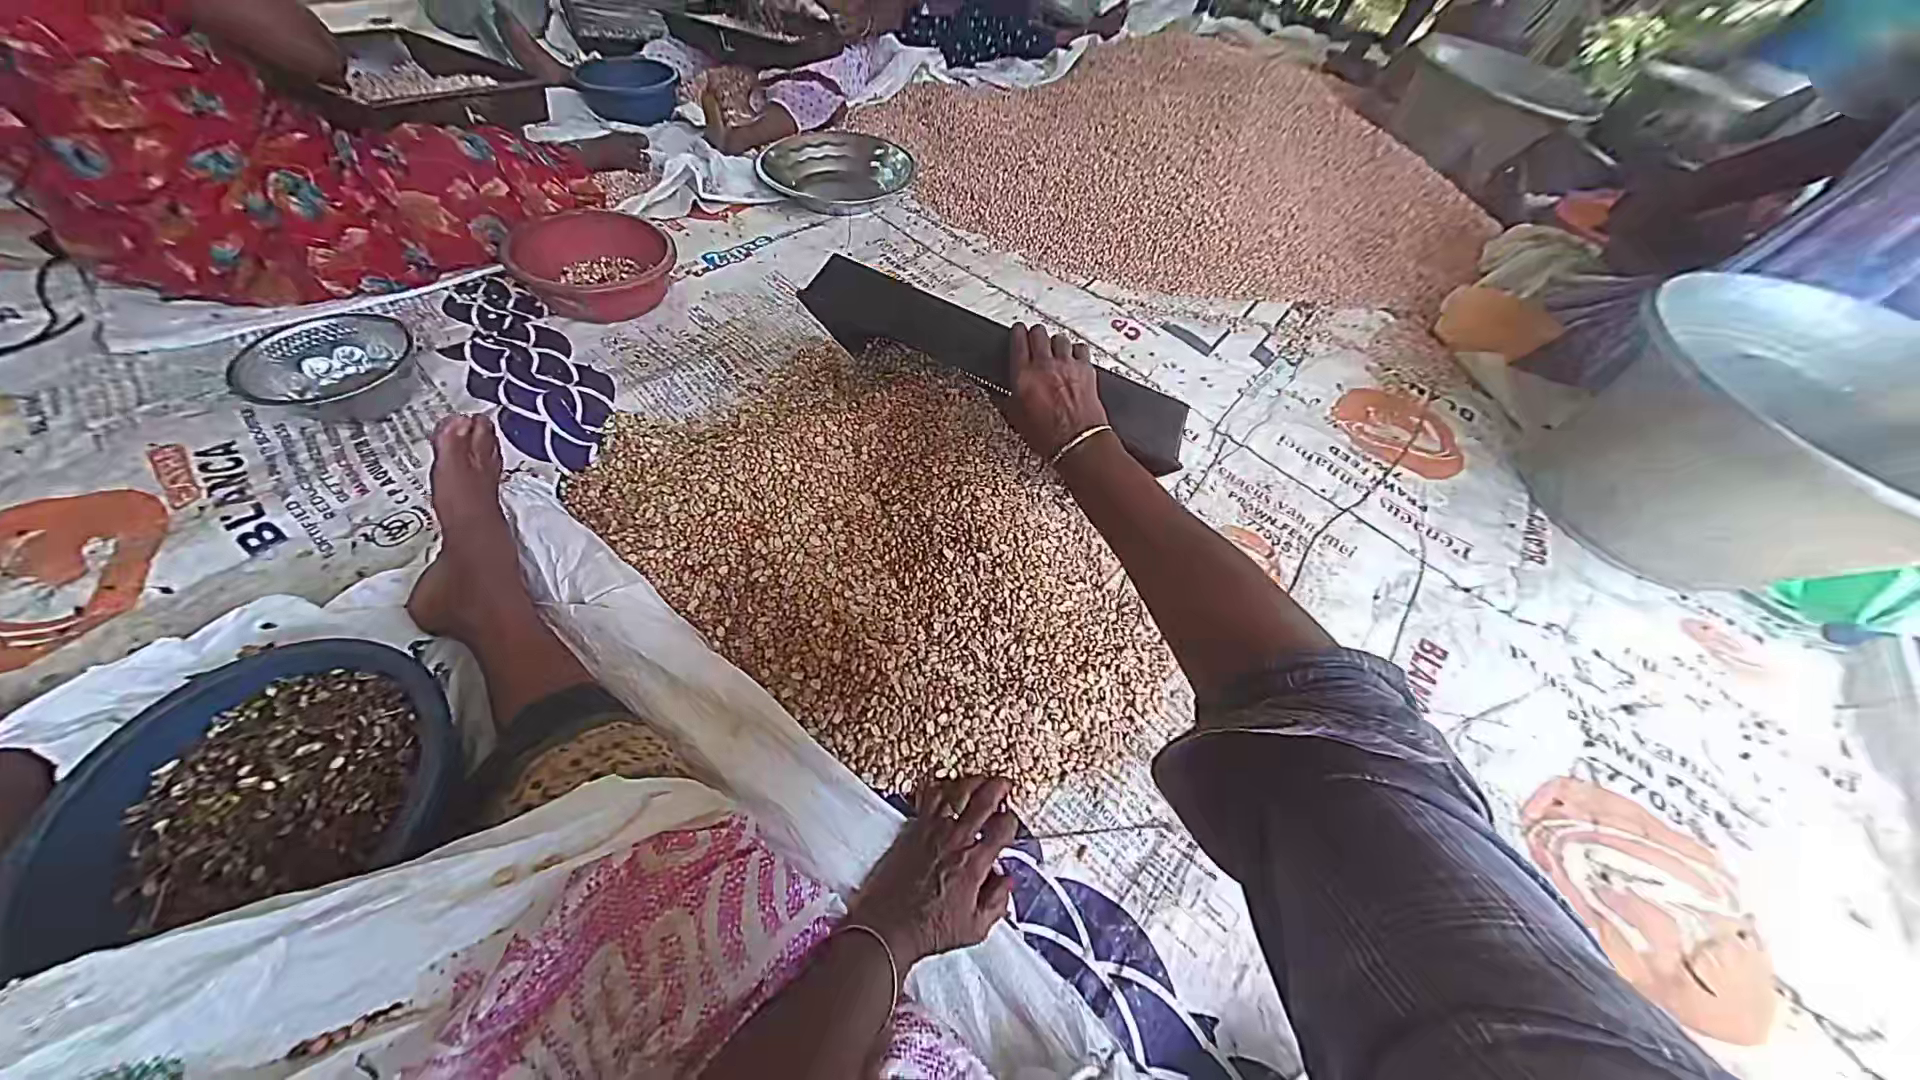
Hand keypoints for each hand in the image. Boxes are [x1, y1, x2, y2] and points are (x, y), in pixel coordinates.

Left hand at [846, 776, 1018, 966]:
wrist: (888, 926)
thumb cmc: (928, 929)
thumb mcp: (975, 928)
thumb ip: (997, 902)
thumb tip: (1006, 882)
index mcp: (974, 862)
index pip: (1004, 827)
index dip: (1012, 820)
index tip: (1011, 823)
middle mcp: (956, 839)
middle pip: (984, 798)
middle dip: (1000, 787)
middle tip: (1005, 784)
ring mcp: (933, 829)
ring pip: (958, 790)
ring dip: (974, 781)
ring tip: (981, 780)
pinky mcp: (914, 827)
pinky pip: (930, 795)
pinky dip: (942, 786)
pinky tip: (947, 786)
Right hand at [1001, 324, 1109, 460]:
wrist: (1077, 442)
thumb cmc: (1047, 435)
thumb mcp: (1016, 419)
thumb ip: (1005, 400)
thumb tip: (996, 393)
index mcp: (1023, 376)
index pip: (1018, 340)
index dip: (1017, 333)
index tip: (1018, 331)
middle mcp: (1045, 365)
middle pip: (1039, 333)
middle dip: (1035, 334)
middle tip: (1035, 339)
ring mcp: (1067, 365)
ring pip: (1059, 338)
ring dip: (1055, 343)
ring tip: (1054, 351)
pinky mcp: (1086, 369)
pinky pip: (1080, 348)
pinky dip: (1075, 351)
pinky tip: (1073, 358)